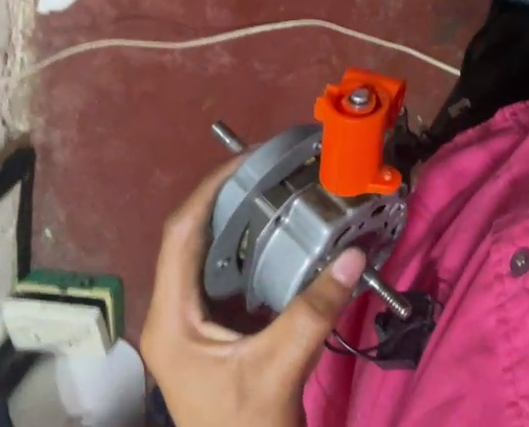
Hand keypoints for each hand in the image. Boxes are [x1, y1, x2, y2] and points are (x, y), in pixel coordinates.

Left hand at [141, 156, 366, 426]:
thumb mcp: (279, 368)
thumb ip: (315, 312)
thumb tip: (356, 253)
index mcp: (173, 319)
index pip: (180, 235)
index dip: (210, 191)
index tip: (249, 160)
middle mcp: (176, 313)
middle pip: (195, 237)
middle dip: (231, 197)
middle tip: (276, 167)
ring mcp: (194, 321)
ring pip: (212, 253)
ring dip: (244, 219)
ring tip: (283, 187)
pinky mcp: (218, 327)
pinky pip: (232, 271)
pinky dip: (257, 245)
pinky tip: (287, 232)